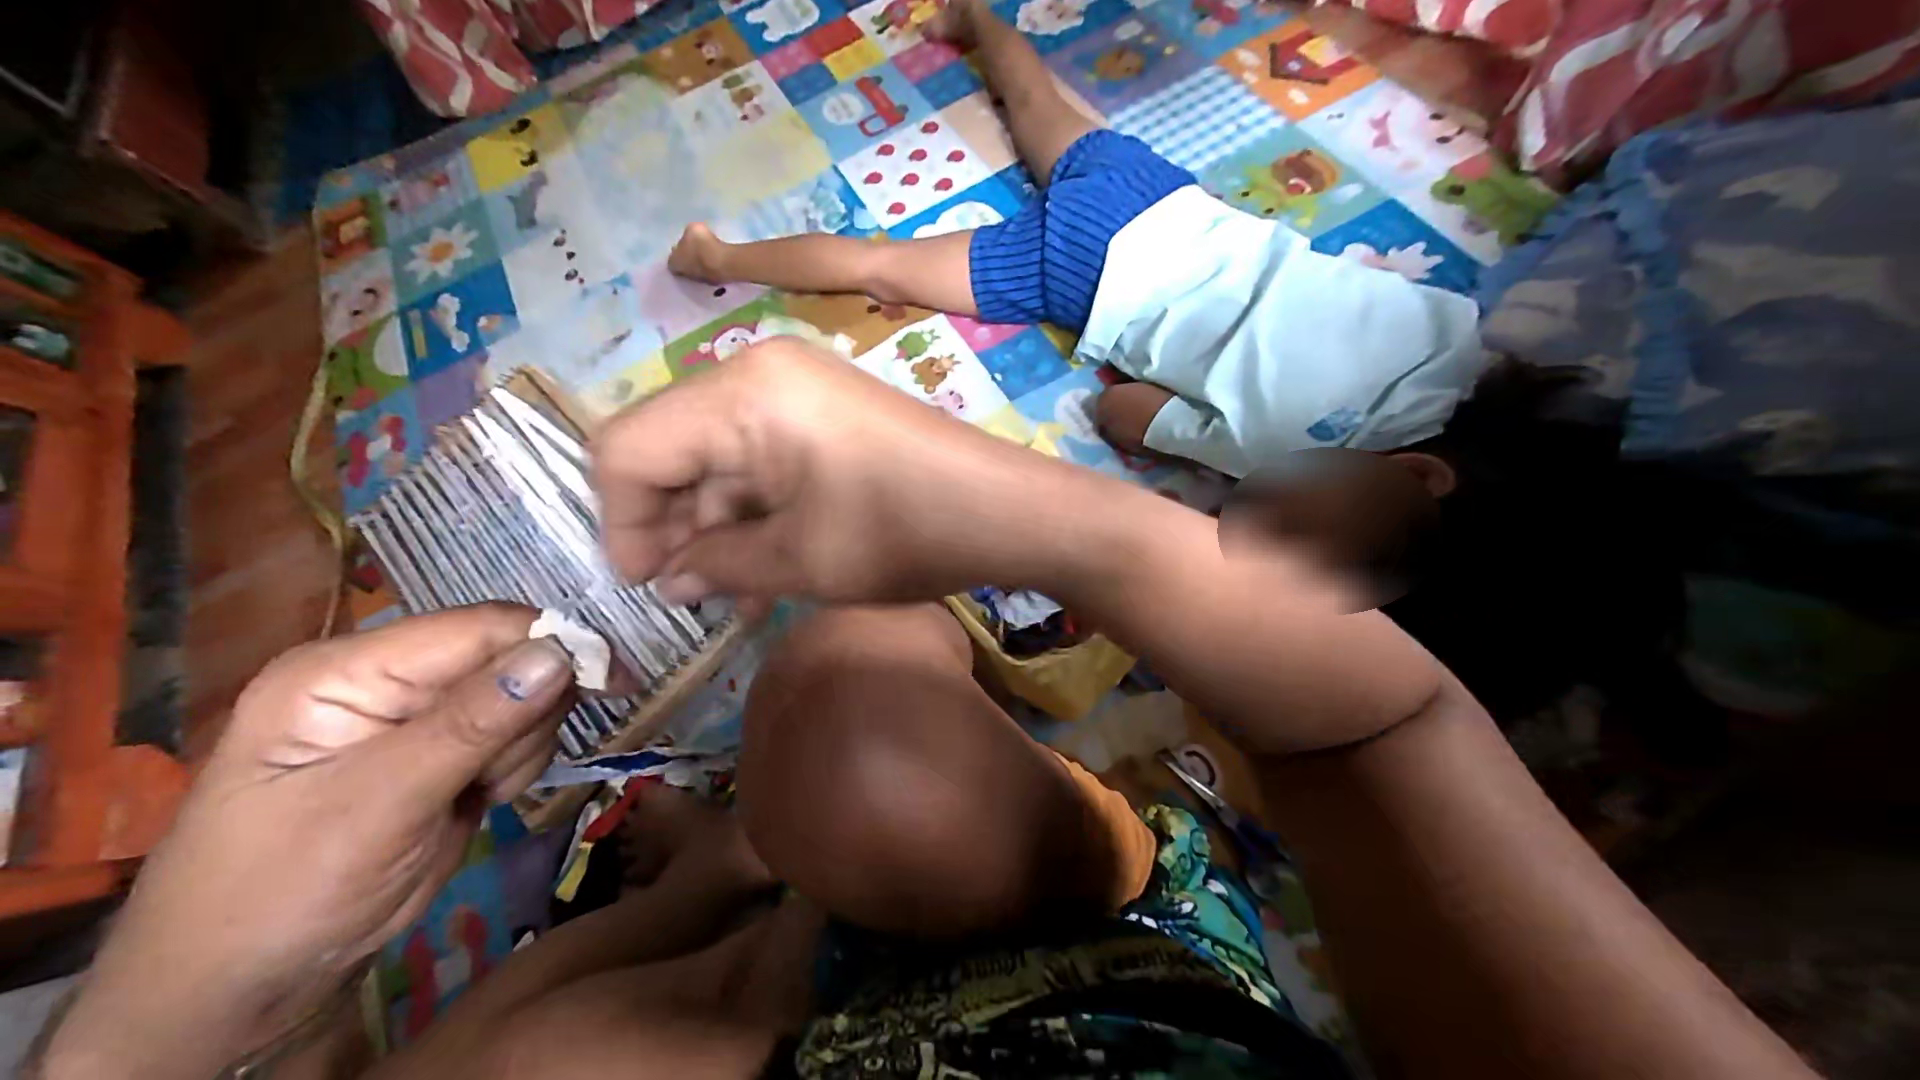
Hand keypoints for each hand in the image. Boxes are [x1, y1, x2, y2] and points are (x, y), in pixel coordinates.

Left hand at [44, 605, 576, 1079]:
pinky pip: (520, 731)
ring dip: (523, 745)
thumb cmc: (278, 892)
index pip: (477, 627)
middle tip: (496, 772)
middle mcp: (390, 679)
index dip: (550, 643)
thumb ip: (470, 724)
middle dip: (527, 711)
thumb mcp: (376, 806)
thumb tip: (559, 654)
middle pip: (511, 656)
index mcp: (348, 670)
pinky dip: (518, 765)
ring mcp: (421, 715)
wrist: (245, 990)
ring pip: (527, 694)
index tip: (614, 677)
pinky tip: (478, 798)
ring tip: (475, 794)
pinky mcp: (449, 749)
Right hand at [594, 337, 1105, 606]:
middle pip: (672, 447)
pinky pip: (765, 458)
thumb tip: (669, 576)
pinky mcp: (826, 412)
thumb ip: (715, 565)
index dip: (621, 521)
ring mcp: (797, 387)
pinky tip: (765, 570)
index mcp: (740, 392)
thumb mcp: (798, 561)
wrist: (1008, 511)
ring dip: (717, 526)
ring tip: (730, 594)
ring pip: (720, 459)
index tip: (646, 583)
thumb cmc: (902, 532)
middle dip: (671, 525)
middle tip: (687, 592)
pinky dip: (756, 510)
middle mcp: (758, 371)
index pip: (628, 447)